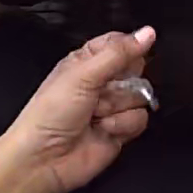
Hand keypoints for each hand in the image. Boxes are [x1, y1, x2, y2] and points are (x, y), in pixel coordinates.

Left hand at [0, 27, 157, 192]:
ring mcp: (112, 106)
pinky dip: (122, 125)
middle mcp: (101, 82)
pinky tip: (103, 130)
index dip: (128, 48)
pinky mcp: (121, 130)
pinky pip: (140, 119)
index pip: (120, 43)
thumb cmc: (52, 111)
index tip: (126, 56)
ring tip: (96, 115)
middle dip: (123, 81)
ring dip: (118, 106)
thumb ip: (118, 53)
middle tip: (102, 90)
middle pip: (135, 69)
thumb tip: (148, 32)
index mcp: (87, 61)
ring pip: (140, 95)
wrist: (44, 159)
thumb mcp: (84, 74)